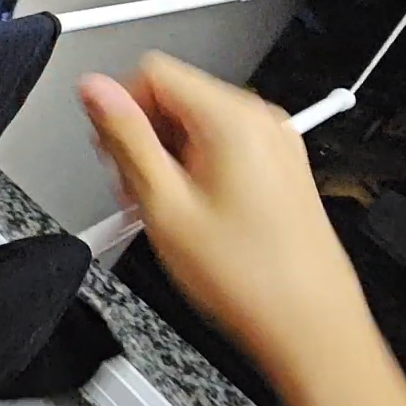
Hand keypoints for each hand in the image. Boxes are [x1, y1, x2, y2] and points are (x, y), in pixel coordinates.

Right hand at [79, 53, 378, 398]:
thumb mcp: (162, 204)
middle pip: (171, 96)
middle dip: (139, 136)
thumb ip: (124, 137)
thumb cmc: (248, 280)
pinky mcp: (276, 168)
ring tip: (157, 206)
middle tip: (131, 185)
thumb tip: (94, 89)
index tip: (111, 147)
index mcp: (233, 121)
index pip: (152, 71)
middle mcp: (261, 123)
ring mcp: (273, 145)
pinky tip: (182, 211)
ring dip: (159, 156)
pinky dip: (187, 168)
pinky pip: (214, 145)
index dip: (119, 107)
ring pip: (188, 123)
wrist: (311, 333)